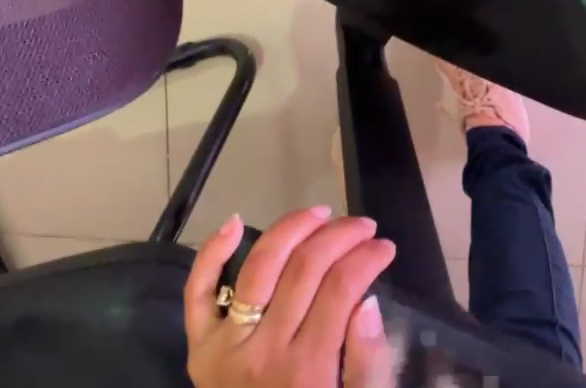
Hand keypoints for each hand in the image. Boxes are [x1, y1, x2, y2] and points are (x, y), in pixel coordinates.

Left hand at [184, 207, 398, 387]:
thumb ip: (367, 363)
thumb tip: (367, 301)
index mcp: (306, 372)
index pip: (341, 289)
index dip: (368, 258)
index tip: (386, 247)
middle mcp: (263, 350)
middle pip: (305, 267)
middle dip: (341, 236)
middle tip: (364, 226)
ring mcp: (225, 345)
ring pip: (262, 264)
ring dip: (294, 227)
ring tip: (322, 213)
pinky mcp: (198, 346)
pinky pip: (198, 291)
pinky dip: (211, 252)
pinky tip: (235, 222)